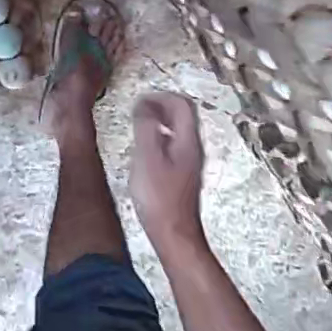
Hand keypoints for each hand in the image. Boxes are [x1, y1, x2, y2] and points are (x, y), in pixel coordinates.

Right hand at [129, 92, 206, 247]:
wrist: (173, 234)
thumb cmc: (159, 198)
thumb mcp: (147, 157)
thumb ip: (146, 127)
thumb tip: (143, 104)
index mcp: (187, 141)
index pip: (182, 104)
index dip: (161, 96)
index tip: (140, 101)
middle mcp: (192, 148)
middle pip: (183, 115)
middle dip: (160, 105)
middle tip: (138, 107)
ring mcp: (188, 162)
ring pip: (177, 129)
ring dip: (159, 120)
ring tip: (138, 122)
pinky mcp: (181, 174)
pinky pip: (172, 143)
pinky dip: (158, 135)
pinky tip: (144, 147)